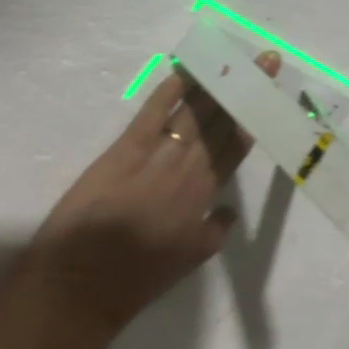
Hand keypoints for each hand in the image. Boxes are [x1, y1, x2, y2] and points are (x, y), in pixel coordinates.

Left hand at [20, 51, 282, 334]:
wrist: (81, 289)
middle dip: (243, 91)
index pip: (236, 146)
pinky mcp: (124, 151)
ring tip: (232, 60)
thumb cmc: (135, 280)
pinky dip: (168, 92)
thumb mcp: (190, 260)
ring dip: (214, 85)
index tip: (267, 92)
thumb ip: (215, 231)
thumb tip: (230, 210)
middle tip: (264, 61)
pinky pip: (153, 113)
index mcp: (206, 194)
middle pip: (221, 121)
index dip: (253, 117)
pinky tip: (184, 72)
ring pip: (193, 113)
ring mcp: (158, 157)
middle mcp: (189, 169)